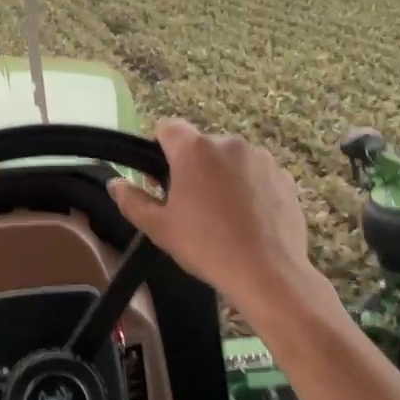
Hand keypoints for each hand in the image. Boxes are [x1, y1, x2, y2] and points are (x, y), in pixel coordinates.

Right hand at [107, 119, 315, 324]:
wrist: (267, 271)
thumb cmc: (206, 247)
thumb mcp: (159, 228)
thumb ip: (132, 201)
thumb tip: (115, 183)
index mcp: (194, 150)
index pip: (168, 128)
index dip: (160, 148)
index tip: (160, 177)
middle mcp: (229, 143)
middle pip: (201, 146)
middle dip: (193, 167)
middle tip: (190, 205)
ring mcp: (261, 158)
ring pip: (231, 160)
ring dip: (223, 176)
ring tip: (223, 215)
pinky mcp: (284, 176)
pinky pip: (257, 174)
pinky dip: (250, 188)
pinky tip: (249, 220)